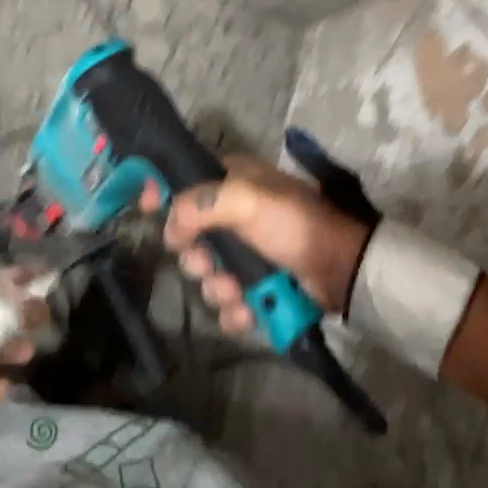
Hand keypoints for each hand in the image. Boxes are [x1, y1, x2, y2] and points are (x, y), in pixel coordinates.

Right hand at [141, 154, 373, 333]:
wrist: (341, 268)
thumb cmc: (292, 223)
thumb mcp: (246, 200)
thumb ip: (200, 204)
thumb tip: (169, 224)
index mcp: (232, 180)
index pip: (184, 177)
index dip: (162, 189)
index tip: (146, 206)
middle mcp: (234, 213)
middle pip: (189, 235)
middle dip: (196, 256)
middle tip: (208, 263)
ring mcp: (246, 252)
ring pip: (207, 274)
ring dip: (218, 288)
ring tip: (239, 291)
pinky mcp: (257, 286)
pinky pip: (229, 302)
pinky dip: (236, 310)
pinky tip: (249, 311)